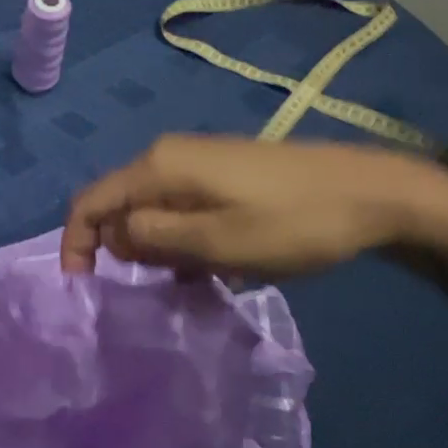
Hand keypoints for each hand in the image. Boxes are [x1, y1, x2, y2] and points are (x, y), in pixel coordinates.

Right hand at [59, 135, 447, 279]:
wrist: (372, 192)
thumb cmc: (290, 222)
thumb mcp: (215, 242)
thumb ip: (152, 238)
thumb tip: (116, 237)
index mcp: (158, 167)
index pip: (90, 202)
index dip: (75, 244)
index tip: (83, 290)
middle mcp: (167, 157)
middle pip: (118, 206)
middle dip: (124, 250)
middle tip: (155, 290)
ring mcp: (197, 163)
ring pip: (152, 211)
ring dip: (159, 250)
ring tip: (193, 283)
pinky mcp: (222, 175)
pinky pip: (181, 210)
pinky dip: (184, 240)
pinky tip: (216, 267)